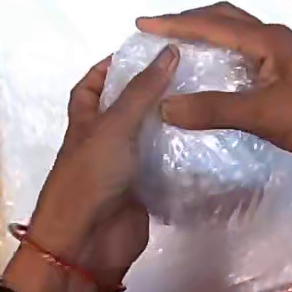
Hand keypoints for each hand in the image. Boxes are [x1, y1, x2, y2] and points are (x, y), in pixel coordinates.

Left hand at [15, 46, 179, 291]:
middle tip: (187, 74)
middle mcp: (103, 143)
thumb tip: (169, 50)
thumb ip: (142, 90)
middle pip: (125, 111)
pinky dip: (180, 158)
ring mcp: (123, 169)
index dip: (107, 68)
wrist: (89, 241)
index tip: (139, 52)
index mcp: (85, 123)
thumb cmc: (91, 176)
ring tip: (203, 101)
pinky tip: (207, 142)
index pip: (91, 87)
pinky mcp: (143, 192)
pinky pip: (163, 169)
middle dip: (149, 93)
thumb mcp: (114, 125)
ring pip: (148, 139)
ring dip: (169, 124)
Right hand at [137, 3, 291, 173]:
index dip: (176, 22)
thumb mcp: (262, 114)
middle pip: (225, 18)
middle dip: (190, 20)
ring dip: (206, 34)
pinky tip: (212, 73)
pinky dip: (221, 55)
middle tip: (158, 30)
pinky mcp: (286, 75)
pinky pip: (244, 55)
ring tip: (178, 45)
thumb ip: (213, 109)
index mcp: (268, 39)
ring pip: (236, 35)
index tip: (142, 23)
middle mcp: (274, 39)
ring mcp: (282, 57)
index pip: (212, 24)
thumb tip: (165, 106)